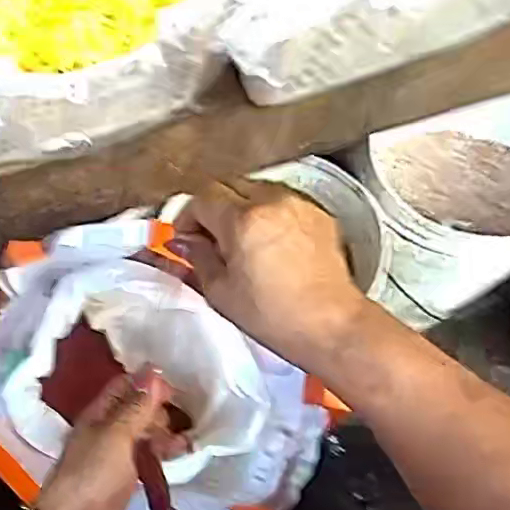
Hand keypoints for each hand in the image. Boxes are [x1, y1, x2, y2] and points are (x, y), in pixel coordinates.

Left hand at [35, 367, 189, 509]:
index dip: (149, 383)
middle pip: (139, 407)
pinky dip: (162, 450)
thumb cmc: (93, 474)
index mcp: (99, 412)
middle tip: (173, 425)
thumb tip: (152, 372)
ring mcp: (116, 449)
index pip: (125, 385)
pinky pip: (147, 452)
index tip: (174, 391)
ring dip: (165, 432)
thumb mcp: (117, 436)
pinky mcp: (126, 471)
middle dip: (160, 410)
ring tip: (182, 442)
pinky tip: (178, 452)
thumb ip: (136, 407)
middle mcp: (108, 426)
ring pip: (145, 430)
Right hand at [171, 179, 373, 369]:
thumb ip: (198, 258)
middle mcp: (272, 202)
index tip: (182, 237)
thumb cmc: (271, 314)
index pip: (203, 199)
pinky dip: (265, 215)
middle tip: (204, 240)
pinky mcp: (317, 214)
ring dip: (238, 210)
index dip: (186, 218)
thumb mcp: (219, 291)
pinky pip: (281, 203)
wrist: (327, 322)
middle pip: (229, 187)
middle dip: (211, 210)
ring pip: (256, 191)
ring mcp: (298, 204)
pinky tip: (263, 246)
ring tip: (235, 244)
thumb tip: (184, 242)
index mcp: (243, 220)